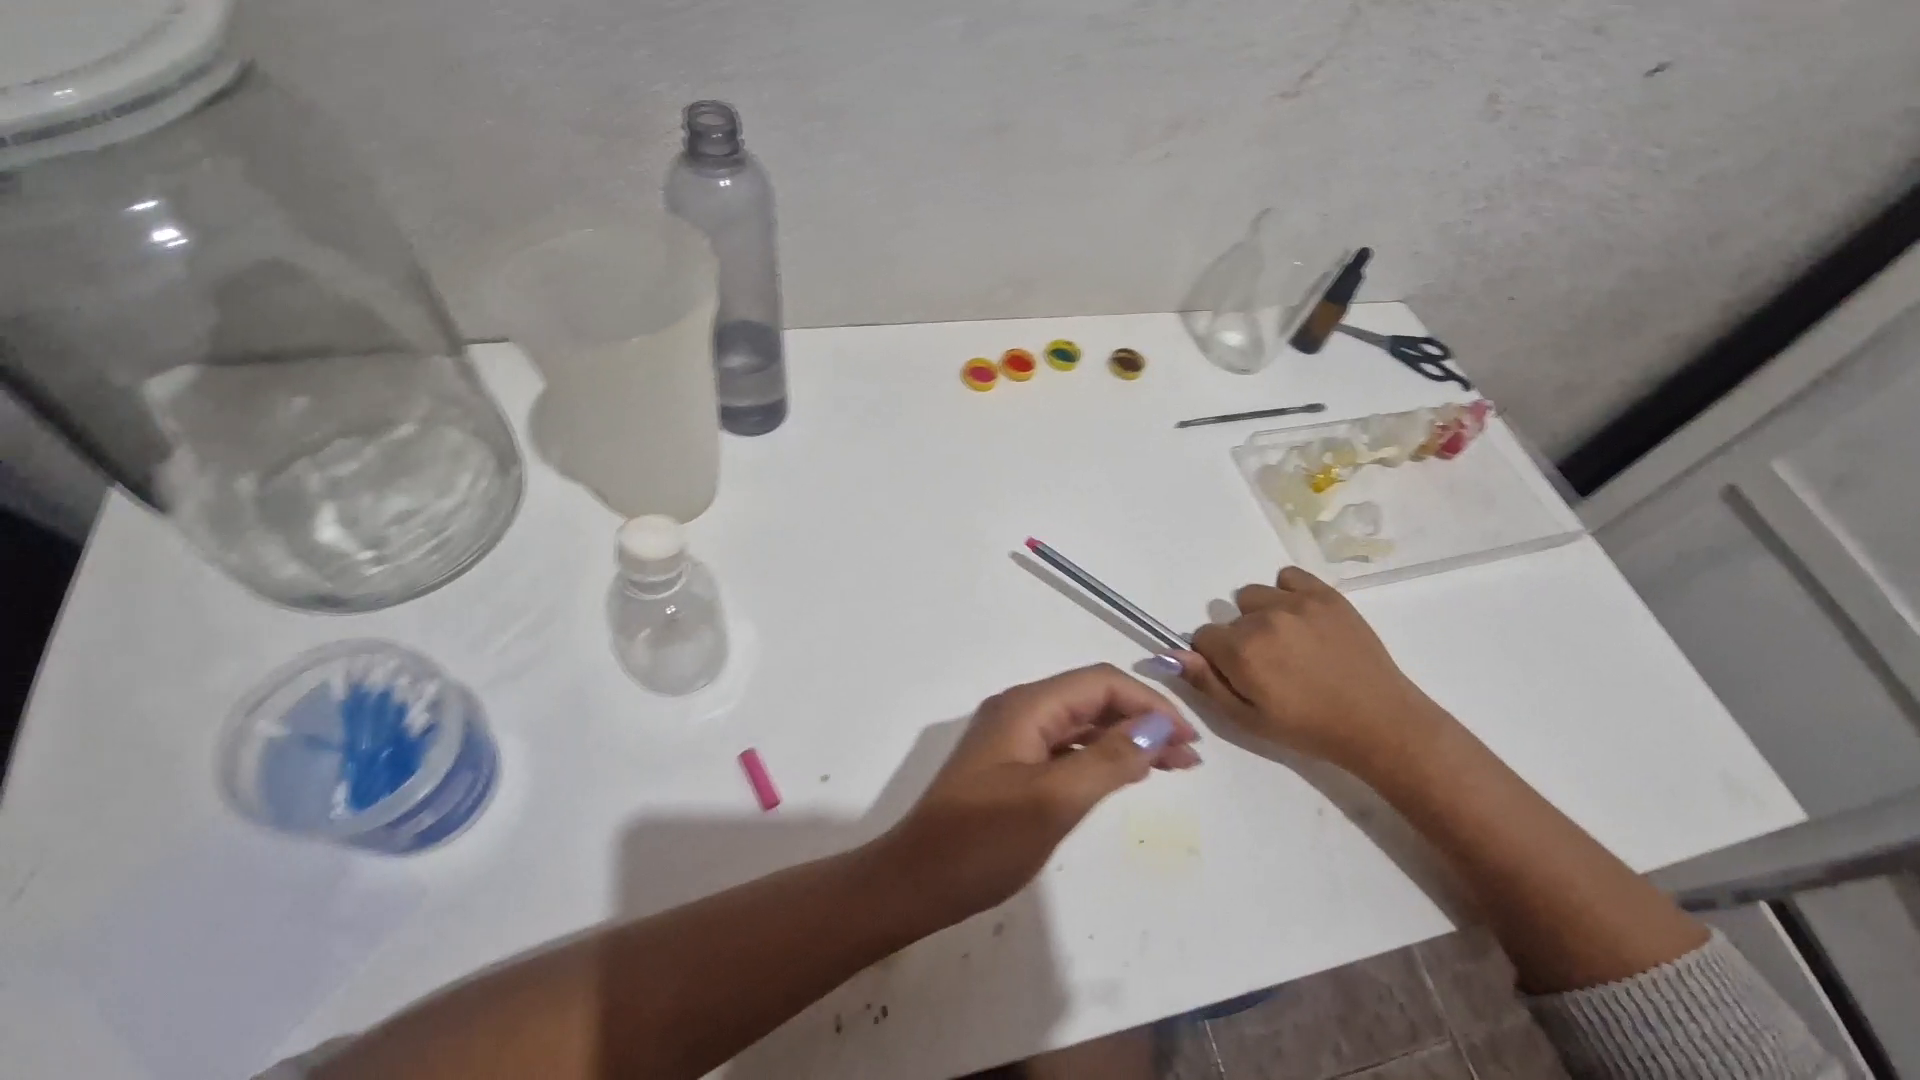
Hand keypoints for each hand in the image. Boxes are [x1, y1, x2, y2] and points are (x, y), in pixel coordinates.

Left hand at [877, 664, 1200, 923]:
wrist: (915, 882)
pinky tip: (1123, 777)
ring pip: (1081, 725)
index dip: (1150, 704)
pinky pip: (1065, 749)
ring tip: (1170, 768)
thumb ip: (1109, 760)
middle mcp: (1018, 711)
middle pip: (1092, 700)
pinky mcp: (1008, 767)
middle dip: (1143, 720)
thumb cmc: (983, 841)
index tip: (1189, 742)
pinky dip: (1100, 758)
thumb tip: (1157, 727)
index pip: (1100, 683)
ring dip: (1125, 740)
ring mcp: (1010, 740)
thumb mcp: (1054, 801)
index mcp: (1025, 707)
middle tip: (1189, 759)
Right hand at [1177, 567, 1450, 773]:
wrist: (1378, 722)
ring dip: (1260, 615)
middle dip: (1240, 639)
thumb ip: (1206, 682)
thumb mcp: (1247, 719)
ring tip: (1288, 642)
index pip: (1202, 637)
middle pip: (1229, 618)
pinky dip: (1288, 593)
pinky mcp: (1326, 595)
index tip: (1239, 676)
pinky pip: (1288, 577)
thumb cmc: (1307, 728)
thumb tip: (1170, 655)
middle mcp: (1264, 619)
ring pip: (1254, 596)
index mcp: (1242, 651)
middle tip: (1270, 666)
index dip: (1216, 658)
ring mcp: (1297, 603)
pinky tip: (1302, 621)